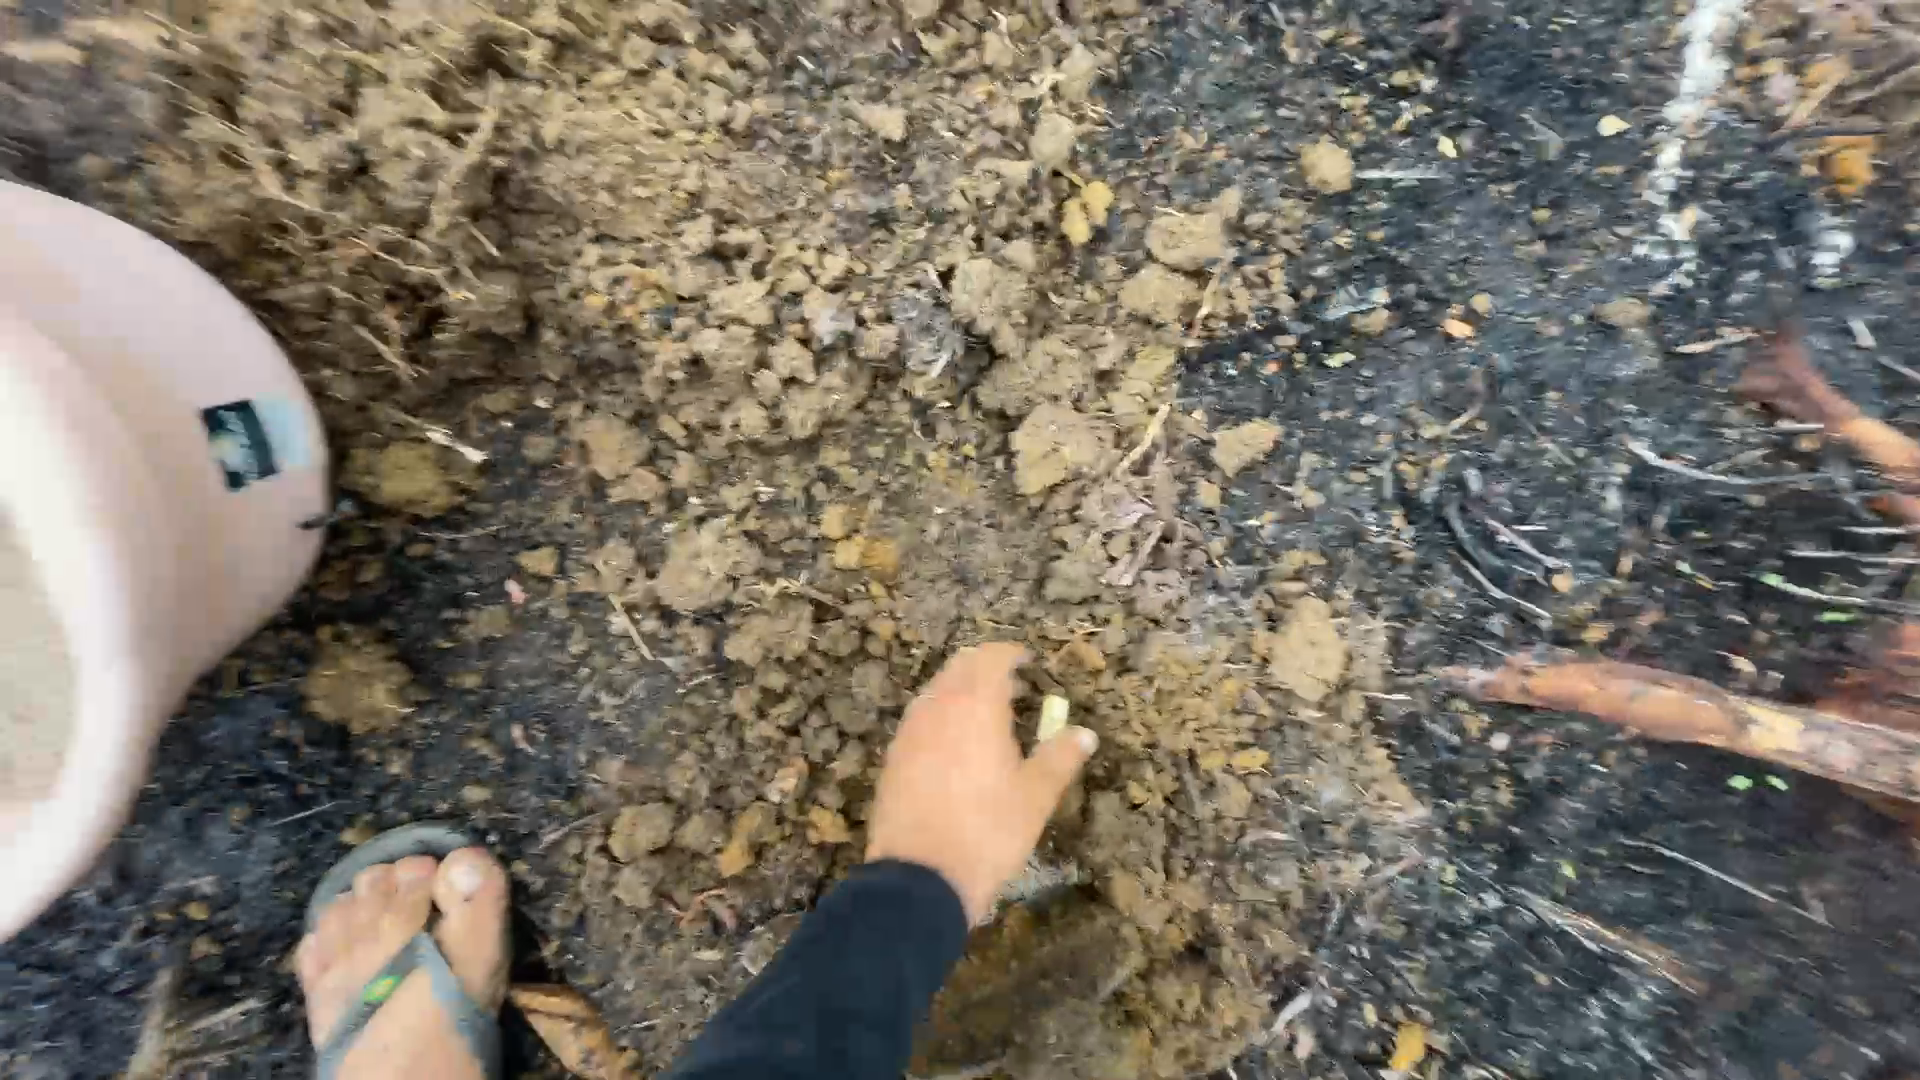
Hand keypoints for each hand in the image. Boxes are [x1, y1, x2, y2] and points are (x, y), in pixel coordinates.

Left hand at [865, 642, 1098, 923]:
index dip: (1012, 653)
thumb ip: (1060, 757)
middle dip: (986, 667)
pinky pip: (921, 717)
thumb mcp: (1035, 796)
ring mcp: (910, 729)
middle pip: (960, 666)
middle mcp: (938, 705)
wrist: (920, 877)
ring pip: (937, 690)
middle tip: (1012, 686)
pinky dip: (941, 714)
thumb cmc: (988, 831)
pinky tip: (955, 744)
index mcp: (976, 704)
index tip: (1029, 662)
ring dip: (961, 690)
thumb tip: (1085, 734)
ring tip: (986, 716)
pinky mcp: (893, 755)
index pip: (992, 657)